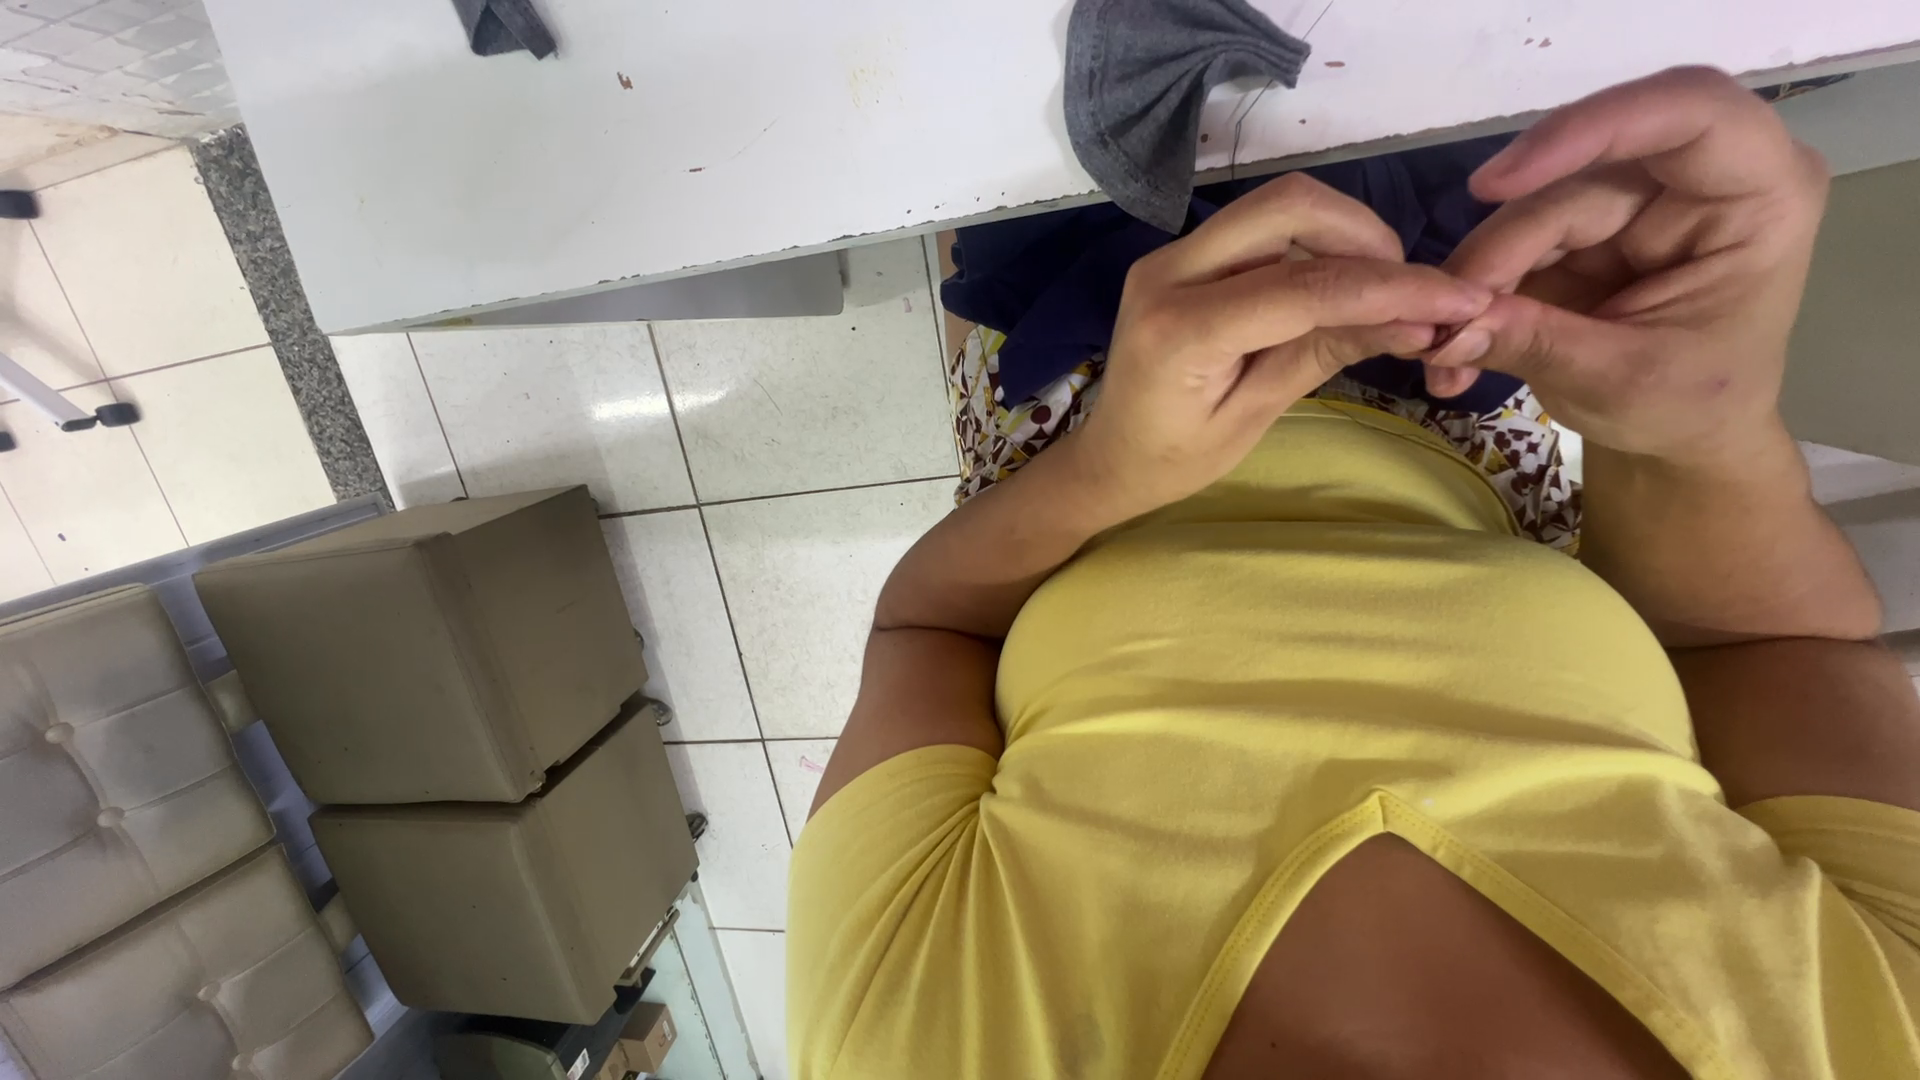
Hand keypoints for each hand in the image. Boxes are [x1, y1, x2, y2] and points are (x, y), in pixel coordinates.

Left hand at [1069, 173, 1494, 514]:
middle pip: (1288, 206)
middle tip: (1407, 288)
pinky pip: (1256, 229)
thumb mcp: (1253, 416)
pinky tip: (1333, 288)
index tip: (1459, 299)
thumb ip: (1325, 353)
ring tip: (1377, 292)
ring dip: (1340, 236)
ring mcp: (1167, 258)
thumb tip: (1419, 318)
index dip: (1391, 288)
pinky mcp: (1176, 259)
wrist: (1109, 458)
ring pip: (1275, 208)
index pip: (1304, 286)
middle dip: (1366, 236)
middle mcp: (1167, 274)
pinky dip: (1308, 246)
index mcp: (1181, 331)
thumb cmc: (1173, 460)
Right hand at [1424, 66, 1828, 468]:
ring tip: (1440, 357)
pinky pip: (1501, 255)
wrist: (1677, 434)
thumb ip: (1535, 344)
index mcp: (1750, 197)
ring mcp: (1621, 213)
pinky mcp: (1571, 242)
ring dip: (1468, 290)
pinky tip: (1448, 353)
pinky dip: (1467, 304)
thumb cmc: (1687, 403)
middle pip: (1569, 185)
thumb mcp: (1616, 380)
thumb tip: (1445, 331)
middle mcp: (1683, 187)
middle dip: (1494, 257)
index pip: (1683, 114)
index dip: (1585, 132)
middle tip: (1440, 332)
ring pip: (1521, 220)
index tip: (1489, 188)